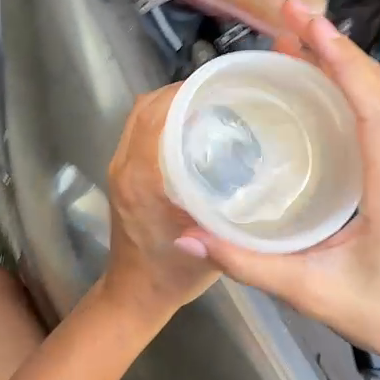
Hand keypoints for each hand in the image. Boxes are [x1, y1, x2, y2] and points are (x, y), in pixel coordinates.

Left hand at [102, 84, 220, 316]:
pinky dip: (159, 119)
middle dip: (176, 92)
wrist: (135, 293)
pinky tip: (190, 127)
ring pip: (138, 117)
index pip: (155, 116)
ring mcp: (119, 167)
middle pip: (144, 109)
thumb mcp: (210, 242)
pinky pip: (137, 131)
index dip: (181, 94)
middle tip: (216, 91)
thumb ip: (228, 212)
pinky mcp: (121, 173)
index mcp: (140, 177)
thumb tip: (261, 173)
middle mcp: (124, 165)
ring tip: (206, 103)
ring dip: (167, 104)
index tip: (215, 85)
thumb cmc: (173, 272)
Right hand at [179, 0, 379, 375]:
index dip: (340, 59)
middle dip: (332, 43)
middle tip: (286, 11)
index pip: (374, 105)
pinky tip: (316, 76)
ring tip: (293, 32)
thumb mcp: (313, 292)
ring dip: (340, 57)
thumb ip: (247, 263)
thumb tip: (185, 234)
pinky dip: (349, 81)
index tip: (306, 23)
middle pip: (377, 86)